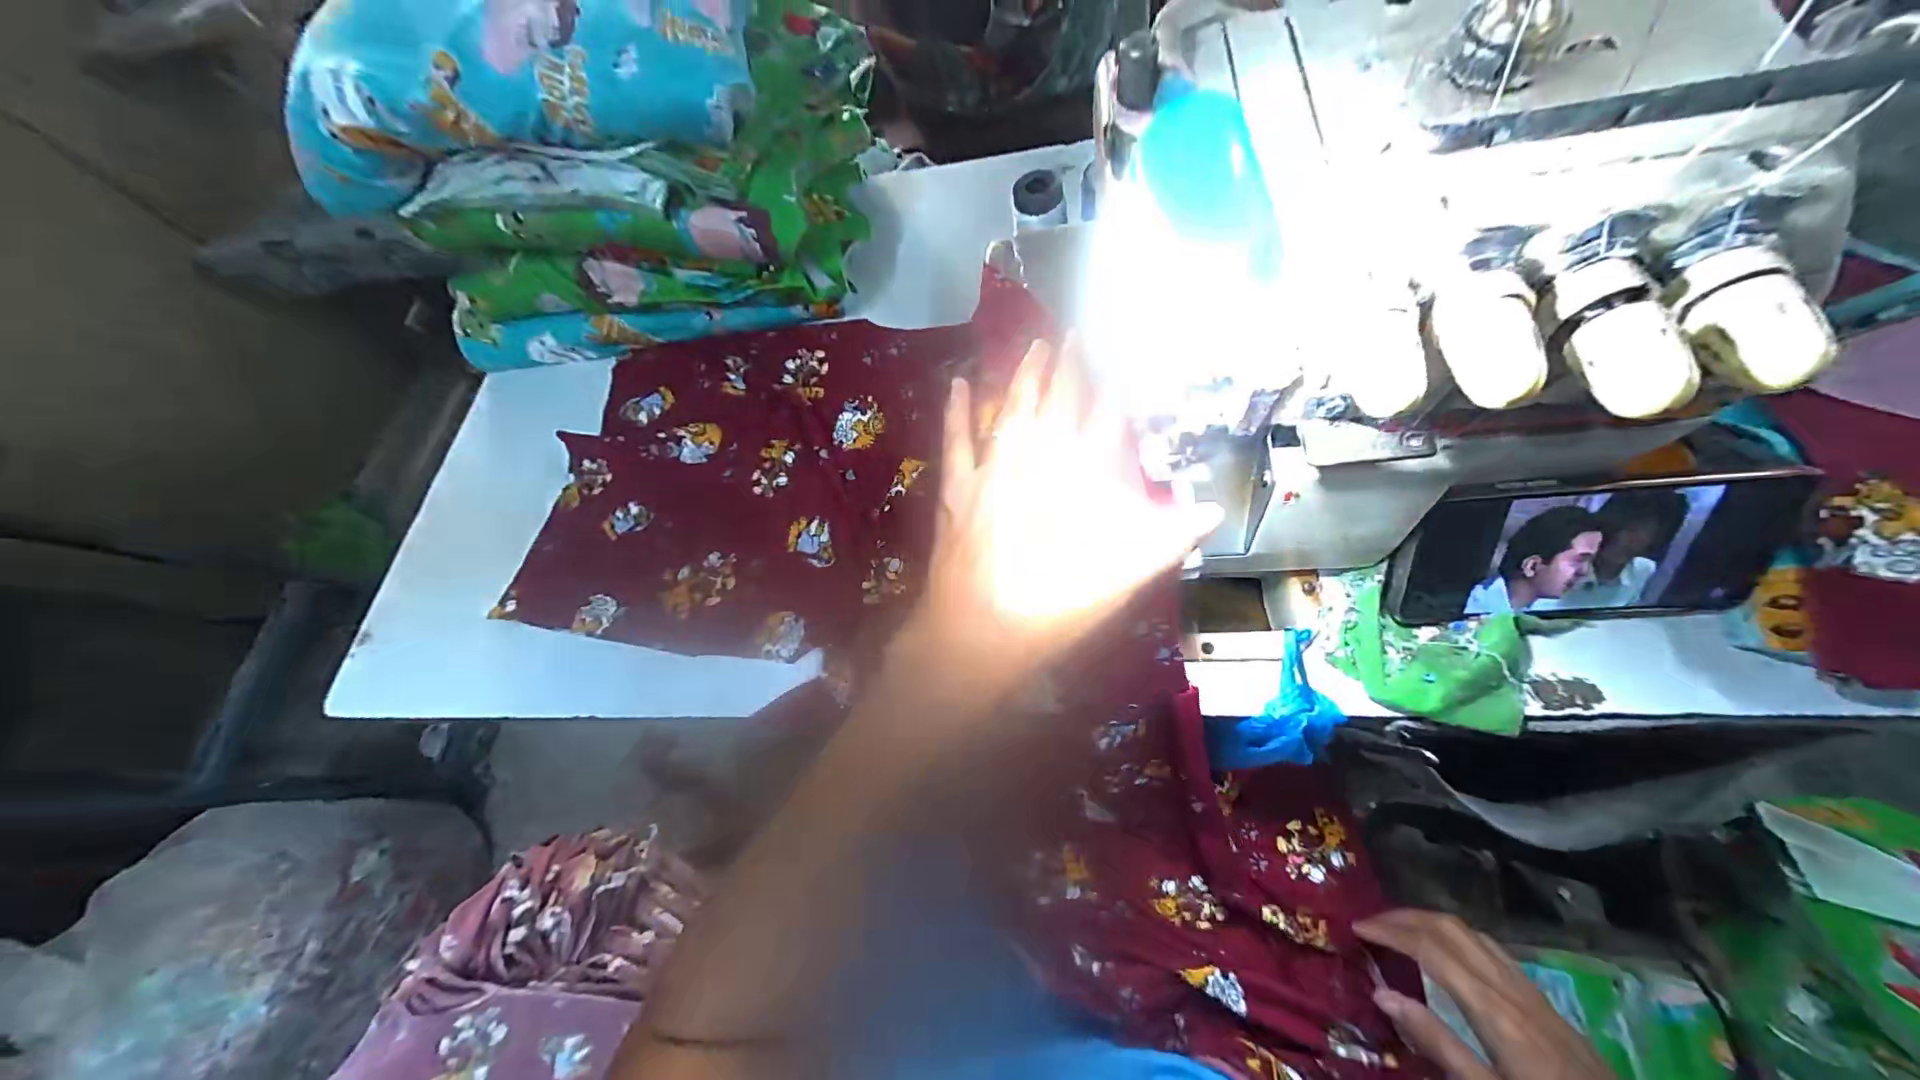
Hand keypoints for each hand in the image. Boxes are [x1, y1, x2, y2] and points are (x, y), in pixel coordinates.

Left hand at [888, 338, 1220, 699]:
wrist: (979, 632)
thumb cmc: (1055, 607)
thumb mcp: (1123, 578)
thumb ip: (1167, 539)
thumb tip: (1210, 512)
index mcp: (1080, 478)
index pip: (1104, 417)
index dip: (1114, 384)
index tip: (1121, 355)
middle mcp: (1036, 460)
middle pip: (1057, 401)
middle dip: (1069, 366)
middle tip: (1076, 335)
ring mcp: (992, 470)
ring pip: (1011, 410)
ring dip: (1024, 375)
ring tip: (1036, 344)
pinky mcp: (958, 488)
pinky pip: (957, 440)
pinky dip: (957, 411)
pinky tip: (958, 383)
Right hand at [1354, 910, 1612, 1079]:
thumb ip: (1437, 1043)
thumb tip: (1382, 993)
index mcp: (1492, 1011)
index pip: (1430, 949)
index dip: (1388, 931)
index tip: (1355, 927)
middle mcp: (1510, 989)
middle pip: (1450, 929)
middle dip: (1404, 917)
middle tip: (1370, 923)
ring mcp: (1531, 993)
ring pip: (1472, 934)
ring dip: (1430, 922)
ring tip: (1399, 931)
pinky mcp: (1544, 1004)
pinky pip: (1492, 951)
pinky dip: (1457, 937)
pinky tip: (1447, 953)